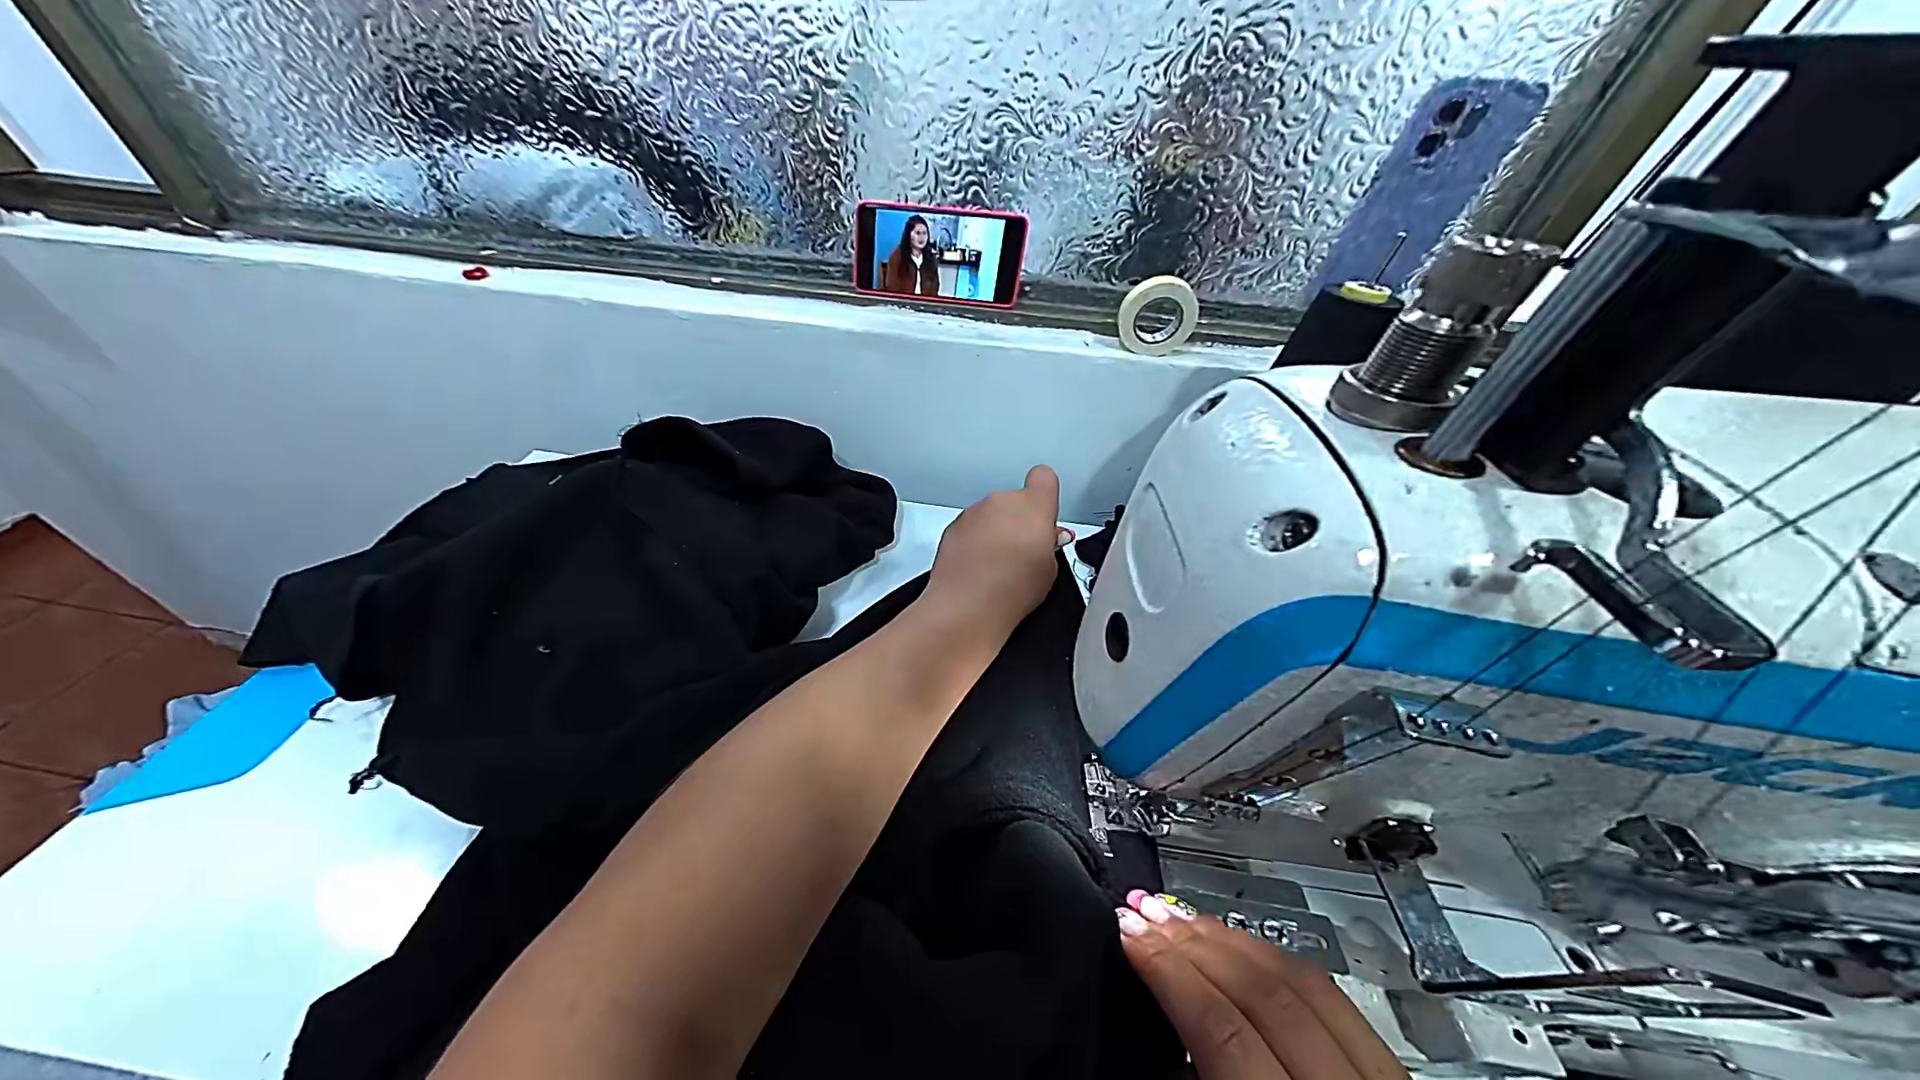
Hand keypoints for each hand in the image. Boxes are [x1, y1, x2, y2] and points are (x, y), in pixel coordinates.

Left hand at [922, 465, 1069, 636]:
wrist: (967, 605)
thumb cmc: (1011, 589)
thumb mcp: (1051, 570)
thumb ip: (1051, 544)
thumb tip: (1046, 542)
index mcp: (1033, 505)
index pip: (1044, 478)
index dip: (1045, 495)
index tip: (1046, 515)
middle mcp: (1001, 501)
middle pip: (1016, 500)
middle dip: (1021, 521)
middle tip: (1025, 553)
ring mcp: (974, 512)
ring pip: (992, 514)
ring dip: (997, 531)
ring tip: (1000, 567)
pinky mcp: (953, 526)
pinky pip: (971, 528)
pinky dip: (975, 542)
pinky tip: (980, 569)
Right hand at [1118, 891, 1408, 1079]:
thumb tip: (1156, 1026)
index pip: (1226, 1032)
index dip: (1169, 972)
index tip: (1128, 935)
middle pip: (1265, 994)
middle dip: (1193, 941)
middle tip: (1144, 911)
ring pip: (1304, 982)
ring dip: (1232, 939)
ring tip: (1180, 916)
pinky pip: (1333, 997)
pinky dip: (1275, 959)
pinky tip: (1239, 945)